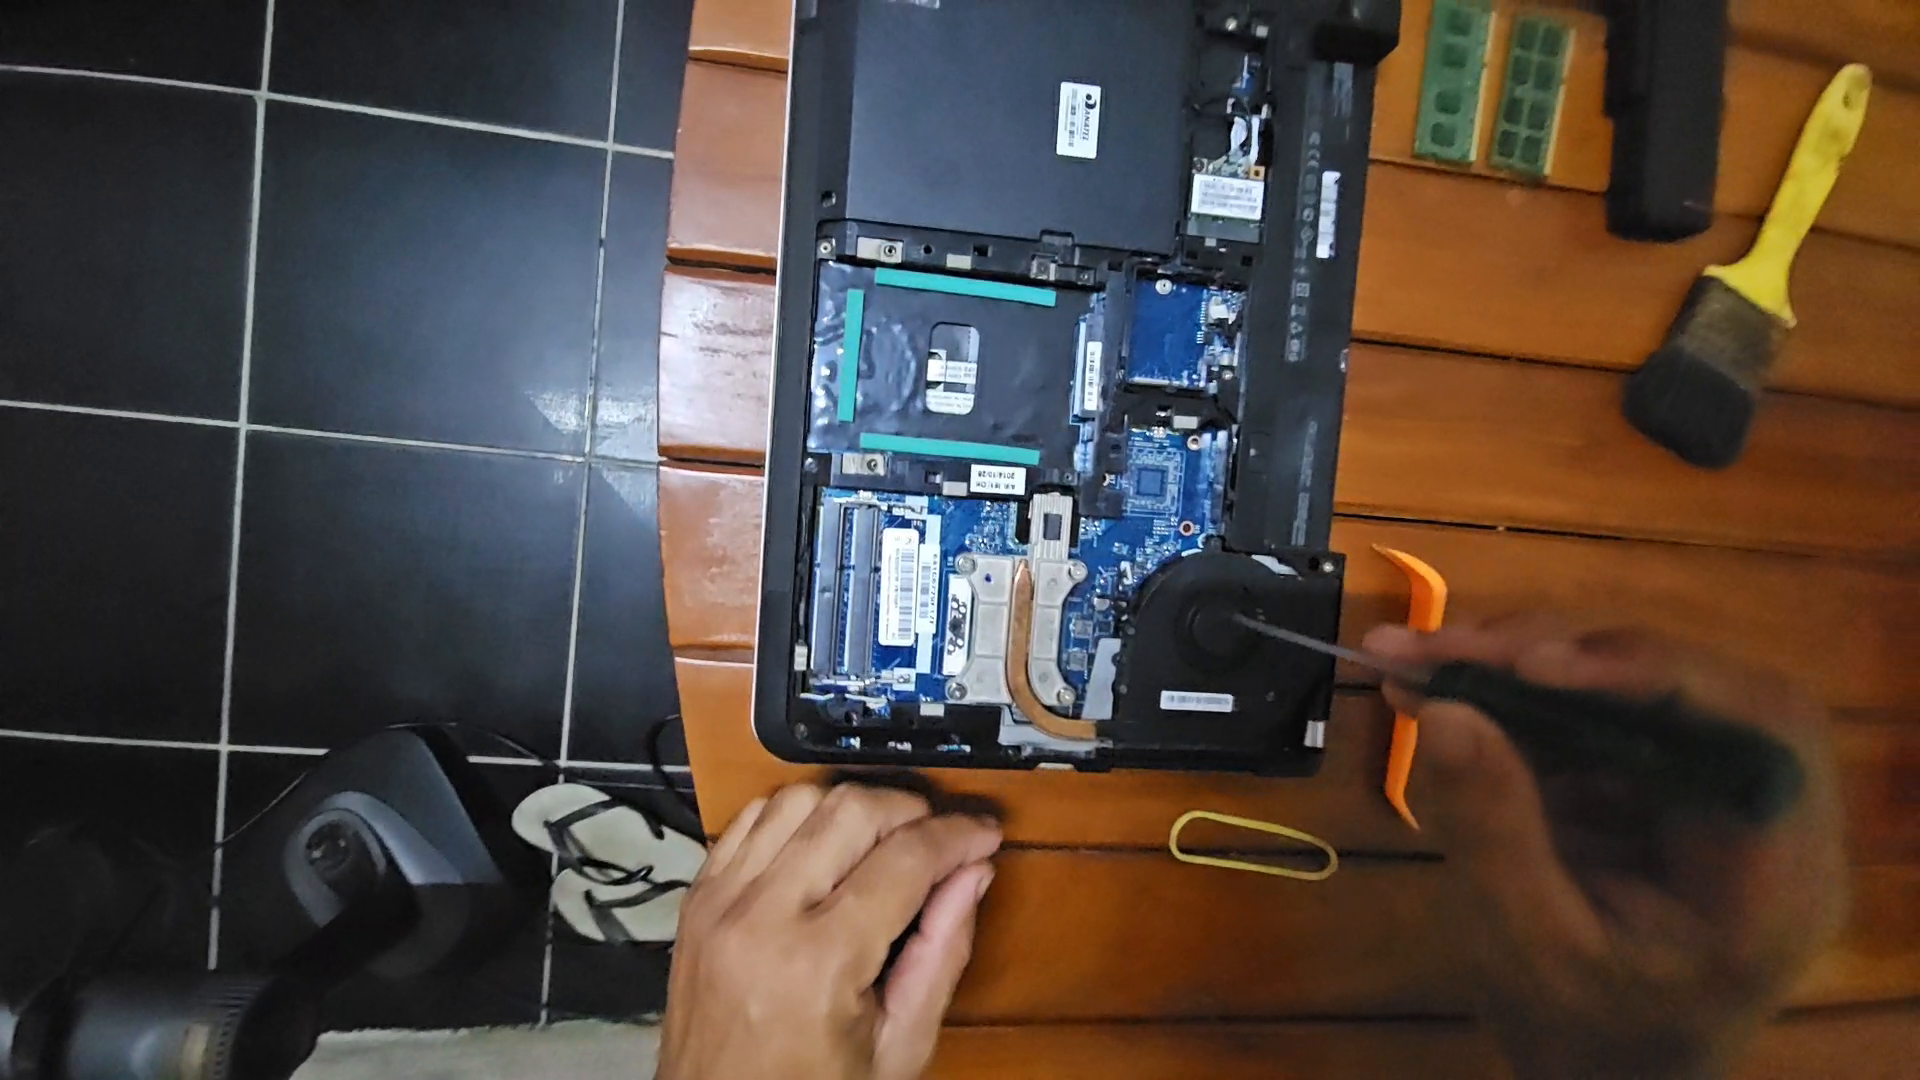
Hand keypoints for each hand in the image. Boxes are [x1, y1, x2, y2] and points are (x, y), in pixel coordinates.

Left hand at [658, 783, 1001, 1079]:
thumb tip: (974, 869)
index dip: (957, 835)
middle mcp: (761, 916)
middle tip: (939, 835)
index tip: (984, 832)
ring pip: (803, 797)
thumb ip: (944, 952)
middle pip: (853, 809)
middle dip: (911, 809)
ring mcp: (721, 899)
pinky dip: (801, 814)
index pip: (905, 860)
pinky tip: (826, 840)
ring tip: (884, 838)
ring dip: (855, 806)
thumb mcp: (900, 1048)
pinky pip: (755, 816)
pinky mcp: (699, 894)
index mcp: (817, 965)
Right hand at [1364, 615, 1846, 1079]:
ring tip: (1405, 655)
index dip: (1651, 672)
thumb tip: (1445, 710)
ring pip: (1596, 678)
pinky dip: (1479, 686)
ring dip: (1495, 658)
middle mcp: (1728, 799)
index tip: (1530, 663)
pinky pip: (1549, 704)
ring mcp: (1663, 777)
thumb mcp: (1531, 942)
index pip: (1757, 727)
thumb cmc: (1583, 1024)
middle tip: (1433, 647)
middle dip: (1540, 650)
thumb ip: (1494, 830)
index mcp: (1763, 863)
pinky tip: (1417, 684)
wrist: (1592, 1059)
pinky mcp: (1608, 768)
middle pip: (1662, 681)